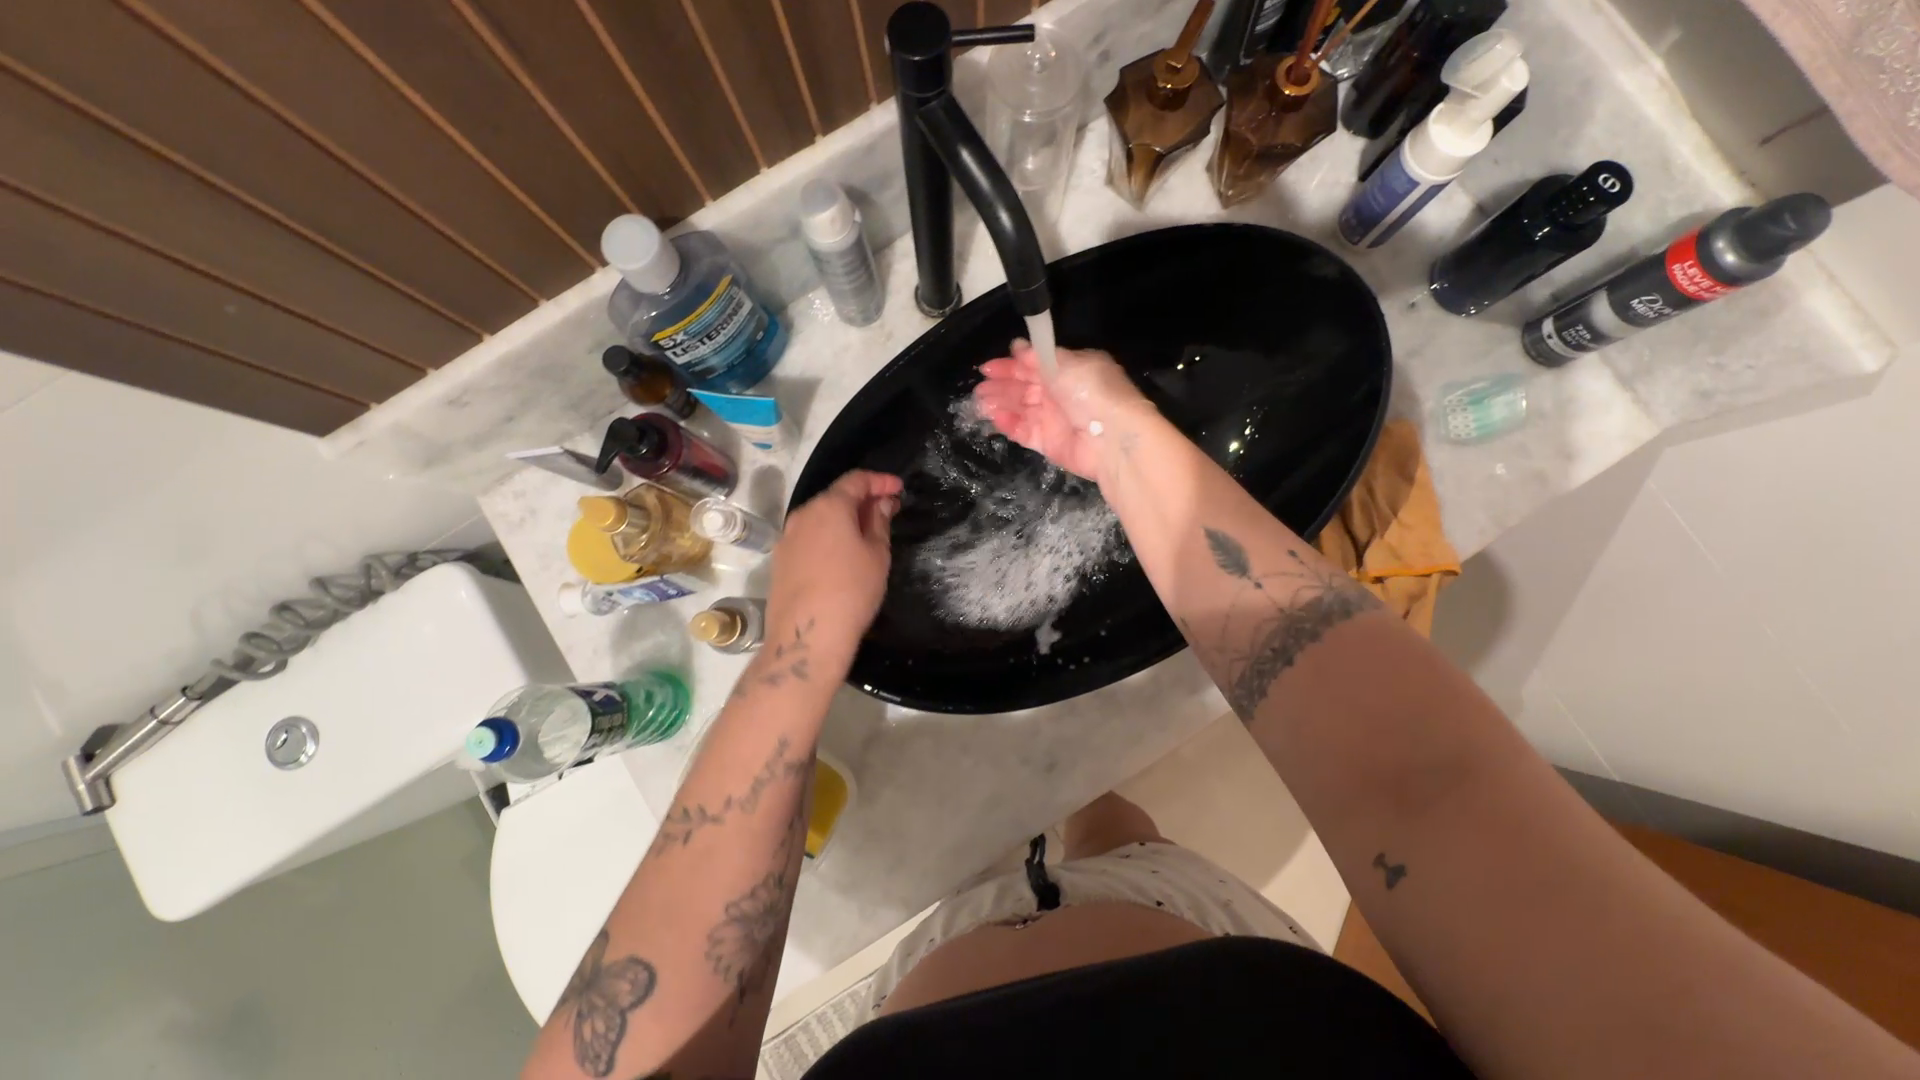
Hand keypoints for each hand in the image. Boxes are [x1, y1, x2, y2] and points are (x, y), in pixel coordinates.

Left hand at [764, 469, 902, 663]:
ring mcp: (786, 539)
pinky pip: (808, 539)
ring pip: (819, 520)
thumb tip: (880, 504)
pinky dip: (827, 539)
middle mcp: (802, 516)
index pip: (855, 480)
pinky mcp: (780, 562)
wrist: (808, 635)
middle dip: (861, 501)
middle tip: (886, 512)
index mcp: (828, 507)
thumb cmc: (852, 590)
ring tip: (865, 536)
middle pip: (834, 498)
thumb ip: (879, 523)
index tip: (899, 488)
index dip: (880, 481)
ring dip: (843, 521)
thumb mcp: (877, 555)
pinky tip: (841, 557)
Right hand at [973, 340, 1151, 479]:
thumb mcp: (1065, 363)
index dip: (1011, 365)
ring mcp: (1055, 419)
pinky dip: (1010, 424)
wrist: (1112, 438)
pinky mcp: (1049, 443)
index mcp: (1071, 369)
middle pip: (1025, 387)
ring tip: (980, 402)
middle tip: (979, 387)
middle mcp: (1063, 393)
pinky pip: (1025, 431)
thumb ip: (1037, 357)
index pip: (1035, 364)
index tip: (988, 367)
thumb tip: (1017, 346)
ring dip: (1001, 403)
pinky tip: (994, 417)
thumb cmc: (1091, 392)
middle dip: (1002, 386)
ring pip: (1022, 409)